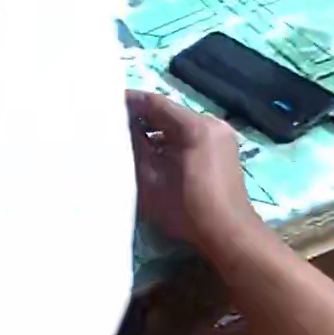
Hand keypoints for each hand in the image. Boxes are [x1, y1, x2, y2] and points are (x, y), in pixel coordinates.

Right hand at [127, 89, 268, 265]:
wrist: (226, 232)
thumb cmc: (185, 207)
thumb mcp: (149, 178)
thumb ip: (135, 147)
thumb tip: (122, 128)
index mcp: (195, 127)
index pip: (156, 103)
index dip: (130, 102)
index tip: (107, 104)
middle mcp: (211, 123)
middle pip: (170, 113)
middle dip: (142, 118)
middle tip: (114, 124)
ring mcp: (221, 135)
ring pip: (180, 125)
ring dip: (157, 131)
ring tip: (130, 141)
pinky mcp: (223, 148)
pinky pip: (192, 136)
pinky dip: (172, 140)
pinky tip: (154, 153)